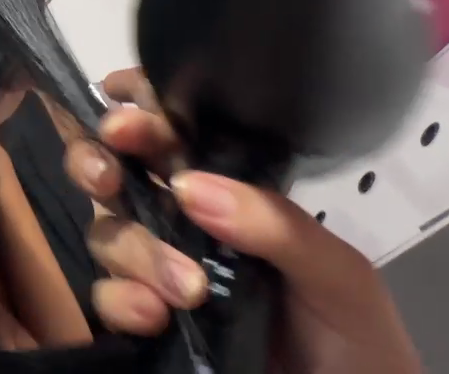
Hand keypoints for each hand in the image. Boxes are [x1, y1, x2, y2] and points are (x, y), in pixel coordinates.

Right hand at [64, 69, 420, 373]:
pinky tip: (153, 316)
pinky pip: (104, 295)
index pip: (165, 127)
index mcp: (220, 187)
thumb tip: (185, 186)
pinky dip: (121, 300)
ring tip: (188, 291)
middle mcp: (174, 216)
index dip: (132, 106)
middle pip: (107, 164)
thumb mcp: (340, 275)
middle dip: (92, 159)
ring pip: (105, 229)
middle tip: (107, 177)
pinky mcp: (138, 319)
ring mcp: (151, 266)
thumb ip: (274, 222)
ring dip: (134, 250)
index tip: (122, 119)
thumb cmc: (356, 342)